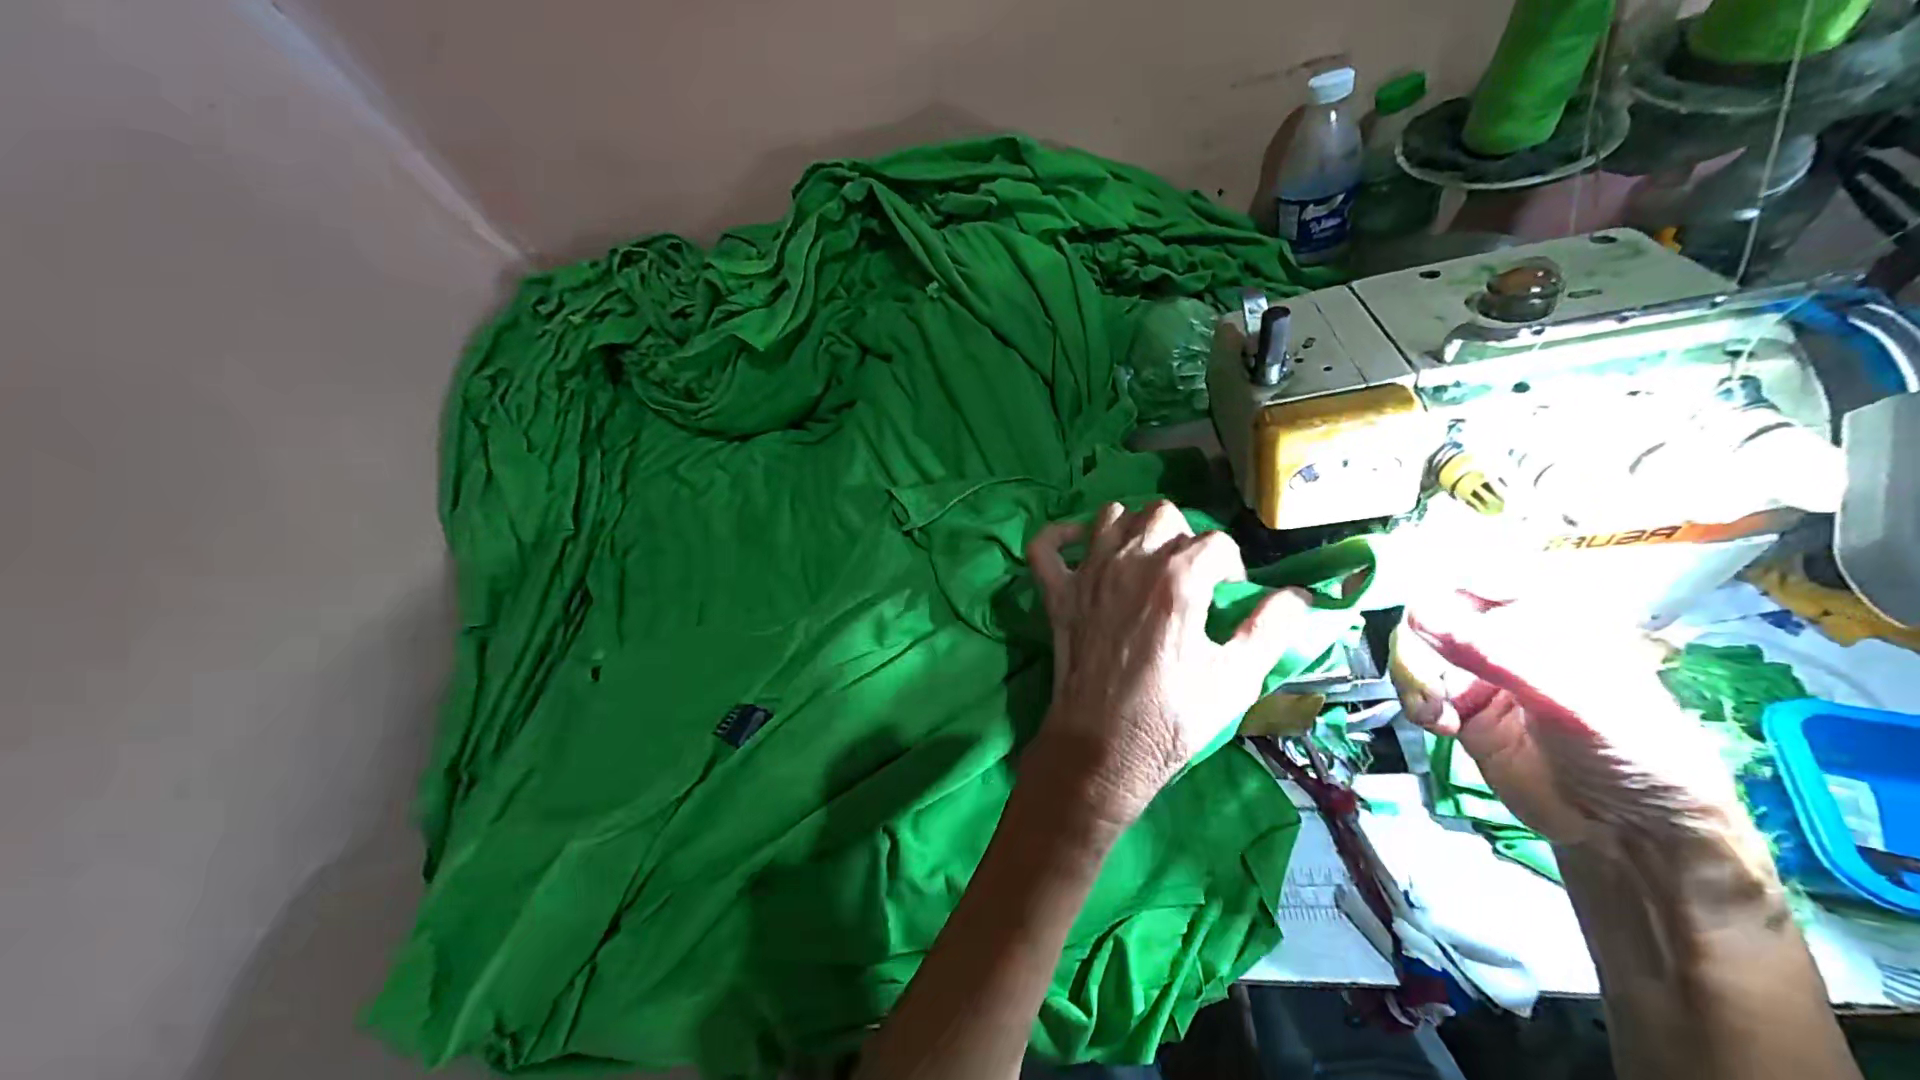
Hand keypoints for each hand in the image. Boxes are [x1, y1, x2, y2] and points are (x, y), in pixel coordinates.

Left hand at [1026, 502, 1307, 824]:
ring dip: (1132, 528)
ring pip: (1110, 516)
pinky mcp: (1057, 594)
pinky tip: (1079, 547)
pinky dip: (1060, 538)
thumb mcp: (1237, 678)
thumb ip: (1271, 627)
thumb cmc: (1172, 717)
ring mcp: (1087, 574)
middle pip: (1163, 514)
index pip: (1217, 541)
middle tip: (1190, 577)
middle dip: (1184, 537)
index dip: (1231, 565)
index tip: (1228, 596)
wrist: (1102, 747)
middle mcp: (1130, 562)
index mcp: (1178, 579)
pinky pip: (1045, 545)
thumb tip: (1300, 595)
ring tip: (1146, 560)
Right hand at [1393, 592, 1752, 851]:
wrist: (1631, 832)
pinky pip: (1414, 688)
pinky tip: (1442, 727)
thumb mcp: (1567, 698)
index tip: (1421, 620)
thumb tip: (1418, 613)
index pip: (1477, 575)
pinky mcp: (1459, 705)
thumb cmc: (1630, 751)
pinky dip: (1415, 703)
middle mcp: (1506, 634)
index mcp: (1548, 612)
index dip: (1441, 590)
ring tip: (1435, 713)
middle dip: (1417, 645)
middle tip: (1428, 683)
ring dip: (1412, 677)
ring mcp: (1478, 670)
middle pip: (1431, 612)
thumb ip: (1490, 653)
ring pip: (1414, 648)